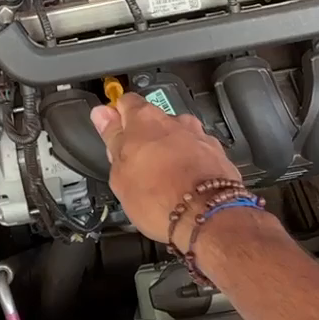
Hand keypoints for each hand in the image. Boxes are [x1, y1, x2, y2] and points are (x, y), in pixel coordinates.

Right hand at [91, 92, 244, 245]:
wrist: (208, 217)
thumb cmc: (161, 197)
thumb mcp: (120, 173)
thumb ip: (111, 138)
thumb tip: (102, 116)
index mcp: (144, 119)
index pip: (125, 102)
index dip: (116, 117)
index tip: (113, 132)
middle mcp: (173, 120)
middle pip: (152, 121)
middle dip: (144, 139)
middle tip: (136, 167)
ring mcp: (197, 135)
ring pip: (176, 136)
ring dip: (168, 151)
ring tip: (162, 181)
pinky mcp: (216, 153)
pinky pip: (196, 152)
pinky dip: (189, 163)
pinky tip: (184, 185)